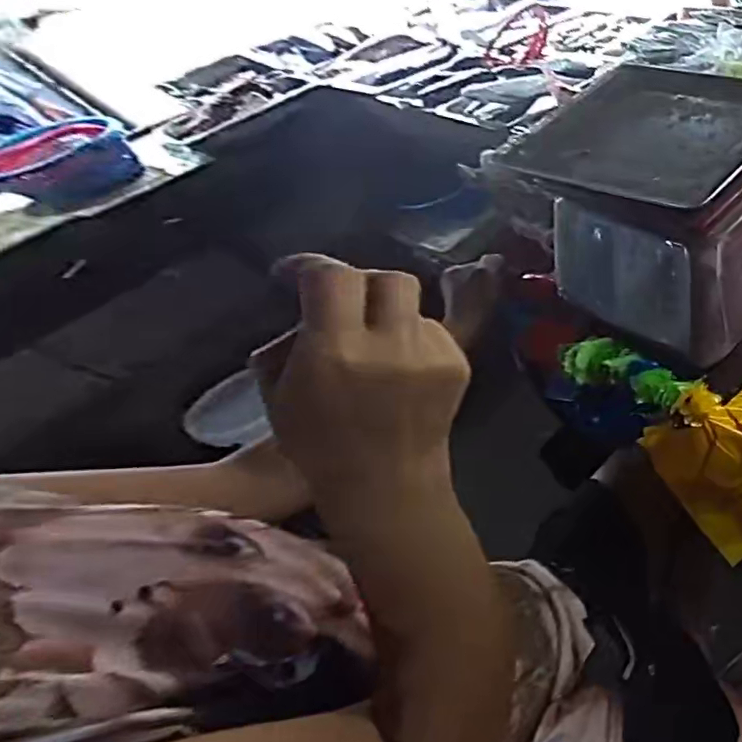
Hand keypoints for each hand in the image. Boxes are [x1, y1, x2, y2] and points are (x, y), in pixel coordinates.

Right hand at [251, 255, 469, 500]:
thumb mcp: (280, 387)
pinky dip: (415, 338)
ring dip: (391, 315)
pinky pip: (437, 332)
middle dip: (364, 281)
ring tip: (374, 343)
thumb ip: (295, 337)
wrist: (388, 476)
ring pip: (416, 308)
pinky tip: (402, 365)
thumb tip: (311, 302)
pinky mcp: (461, 365)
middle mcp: (394, 346)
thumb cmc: (319, 439)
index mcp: (338, 351)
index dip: (312, 265)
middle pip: (393, 279)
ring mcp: (436, 355)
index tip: (295, 273)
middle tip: (345, 299)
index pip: (336, 277)